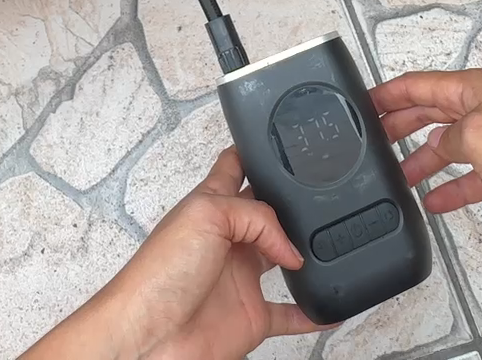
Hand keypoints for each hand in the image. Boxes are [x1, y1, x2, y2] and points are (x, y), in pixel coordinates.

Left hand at [24, 148, 332, 359]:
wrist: (150, 338)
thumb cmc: (159, 272)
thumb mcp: (206, 215)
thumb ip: (255, 218)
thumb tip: (290, 248)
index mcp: (211, 203)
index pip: (234, 167)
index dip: (253, 152)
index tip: (278, 142)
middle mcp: (229, 237)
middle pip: (265, 212)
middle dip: (289, 205)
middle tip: (318, 198)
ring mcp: (241, 277)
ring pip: (281, 259)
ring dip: (304, 254)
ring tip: (330, 243)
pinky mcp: (251, 316)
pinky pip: (291, 314)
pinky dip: (313, 311)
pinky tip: (331, 307)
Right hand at [373, 68, 481, 247]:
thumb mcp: (476, 138)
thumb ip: (447, 140)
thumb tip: (441, 146)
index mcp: (472, 87)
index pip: (417, 84)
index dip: (387, 94)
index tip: (363, 103)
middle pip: (432, 111)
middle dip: (401, 124)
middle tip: (374, 138)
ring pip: (451, 144)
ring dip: (425, 159)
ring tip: (400, 177)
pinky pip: (474, 174)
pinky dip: (454, 186)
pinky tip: (437, 201)